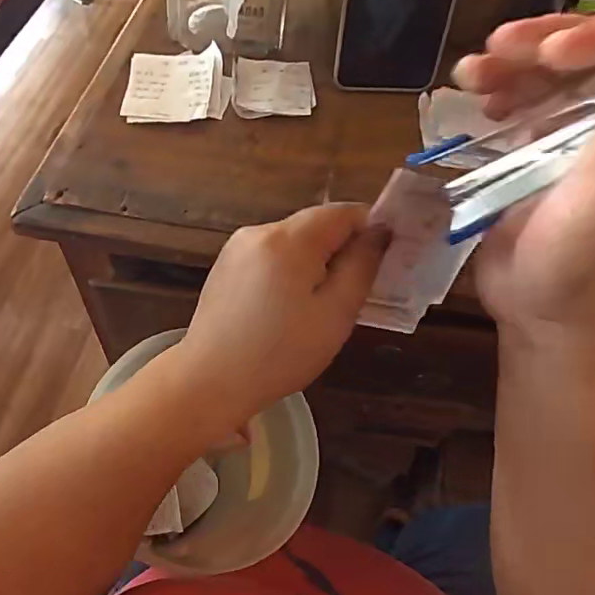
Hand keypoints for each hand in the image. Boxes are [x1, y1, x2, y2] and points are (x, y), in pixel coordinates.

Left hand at [171, 204, 387, 425]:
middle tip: (354, 294)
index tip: (384, 261)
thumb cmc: (281, 353)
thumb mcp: (336, 313)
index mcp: (289, 238)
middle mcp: (260, 231)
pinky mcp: (225, 268)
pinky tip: (286, 311)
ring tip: (318, 309)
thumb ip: (362, 265)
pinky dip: (289, 273)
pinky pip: (270, 258)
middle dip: (342, 250)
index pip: (343, 212)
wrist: (210, 382)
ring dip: (315, 264)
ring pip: (293, 243)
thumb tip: (379, 231)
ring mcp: (237, 249)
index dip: (371, 229)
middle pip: (316, 226)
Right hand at [471, 0, 594, 351]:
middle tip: (500, 49)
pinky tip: (474, 96)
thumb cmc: (591, 267)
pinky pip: (528, 110)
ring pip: (558, 76)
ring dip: (515, 63)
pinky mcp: (545, 161)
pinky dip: (500, 94)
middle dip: (547, 42)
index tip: (551, 54)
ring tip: (473, 73)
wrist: (545, 325)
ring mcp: (587, 143)